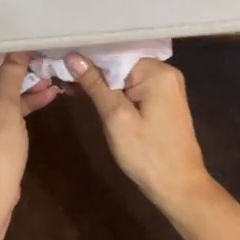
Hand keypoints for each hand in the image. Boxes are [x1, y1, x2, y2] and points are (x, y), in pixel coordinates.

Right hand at [65, 54, 212, 209]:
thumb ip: (95, 85)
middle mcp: (166, 72)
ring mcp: (166, 87)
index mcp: (157, 72)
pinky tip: (91, 95)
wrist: (179, 187)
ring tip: (69, 84)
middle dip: (92, 69)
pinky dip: (115, 92)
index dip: (87, 57)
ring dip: (101, 82)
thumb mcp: (116, 118)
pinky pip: (134, 88)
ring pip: (125, 76)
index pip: (115, 53)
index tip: (61, 61)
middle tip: (60, 74)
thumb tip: (73, 57)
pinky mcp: (163, 101)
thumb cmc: (147, 154)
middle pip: (121, 63)